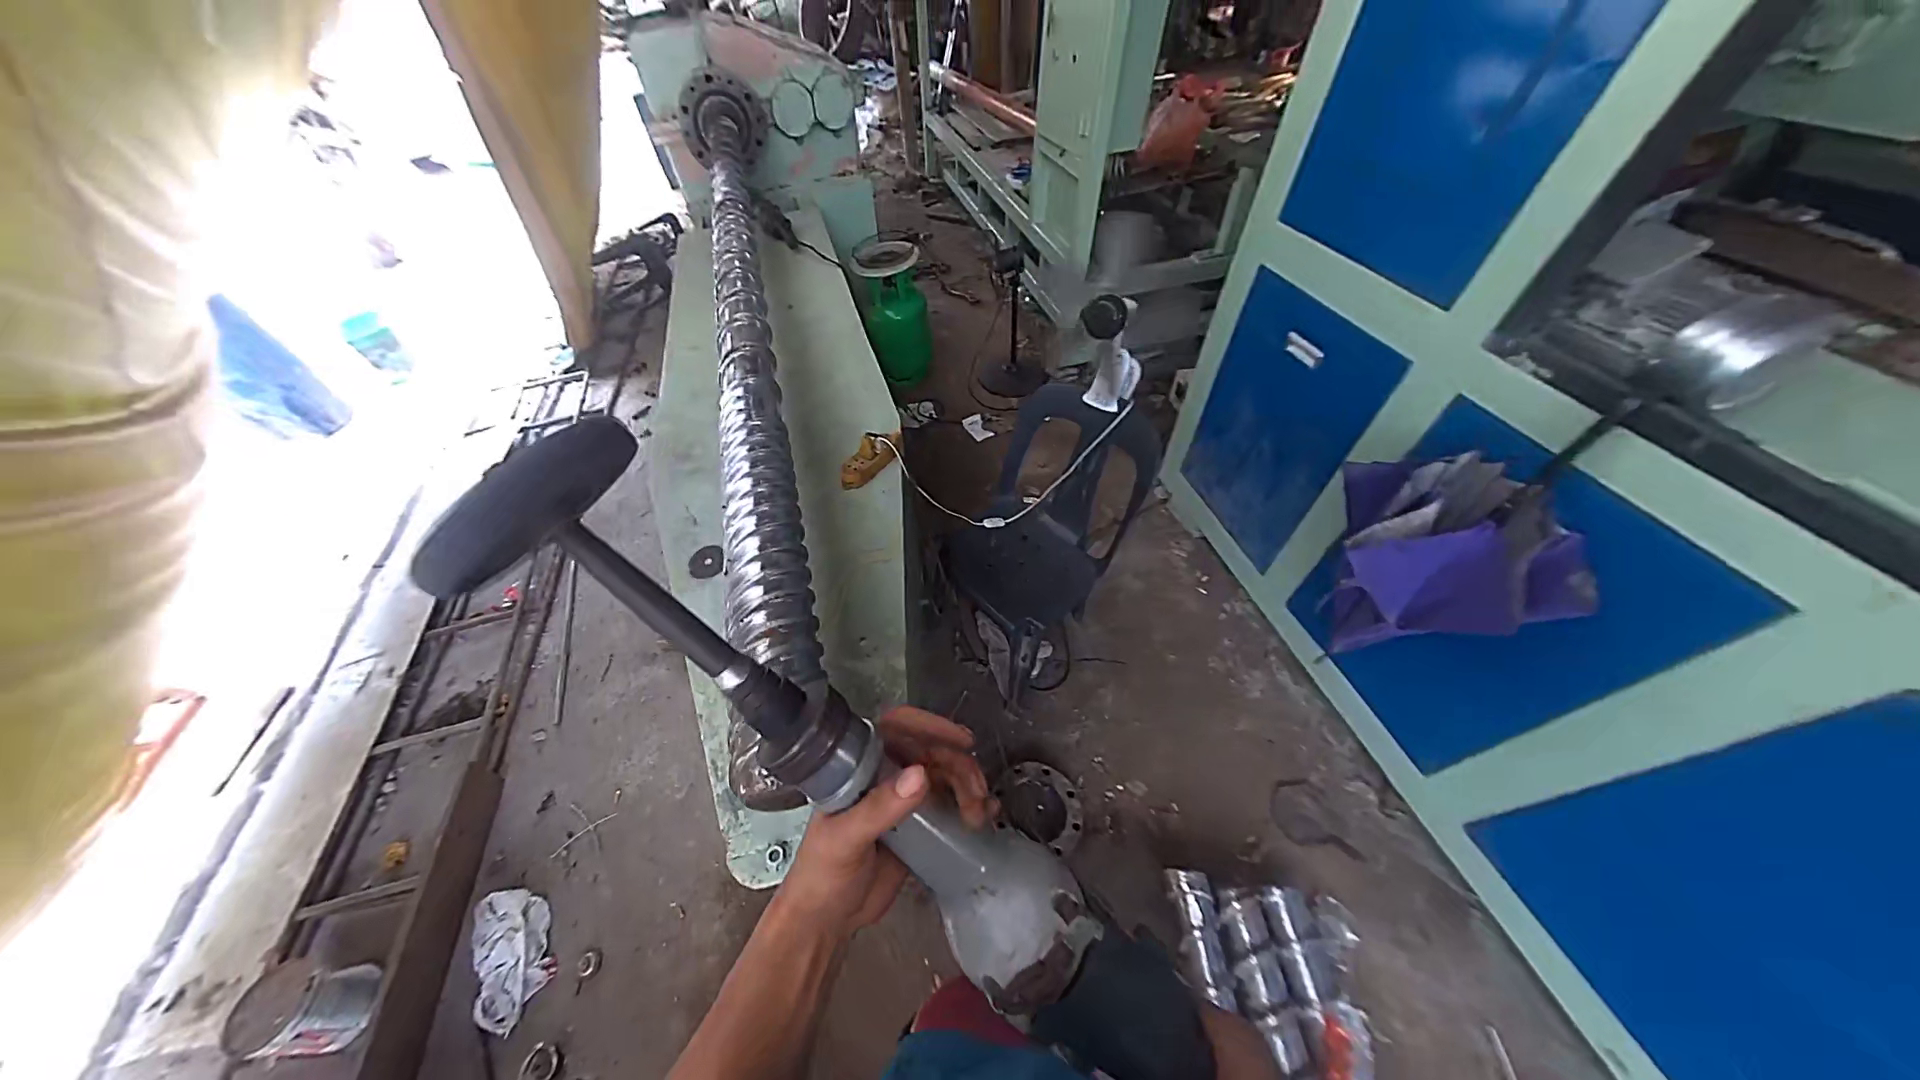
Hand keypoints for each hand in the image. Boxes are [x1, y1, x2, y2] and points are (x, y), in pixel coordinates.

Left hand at [772, 707, 997, 940]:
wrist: (825, 922)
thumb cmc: (821, 874)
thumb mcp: (846, 838)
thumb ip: (880, 807)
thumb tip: (920, 774)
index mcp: (861, 766)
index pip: (896, 728)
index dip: (929, 726)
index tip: (959, 740)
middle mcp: (885, 775)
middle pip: (931, 751)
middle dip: (958, 765)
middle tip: (974, 792)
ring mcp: (904, 800)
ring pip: (946, 775)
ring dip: (969, 786)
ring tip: (978, 813)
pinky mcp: (922, 827)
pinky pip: (952, 804)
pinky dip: (973, 805)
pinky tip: (986, 815)